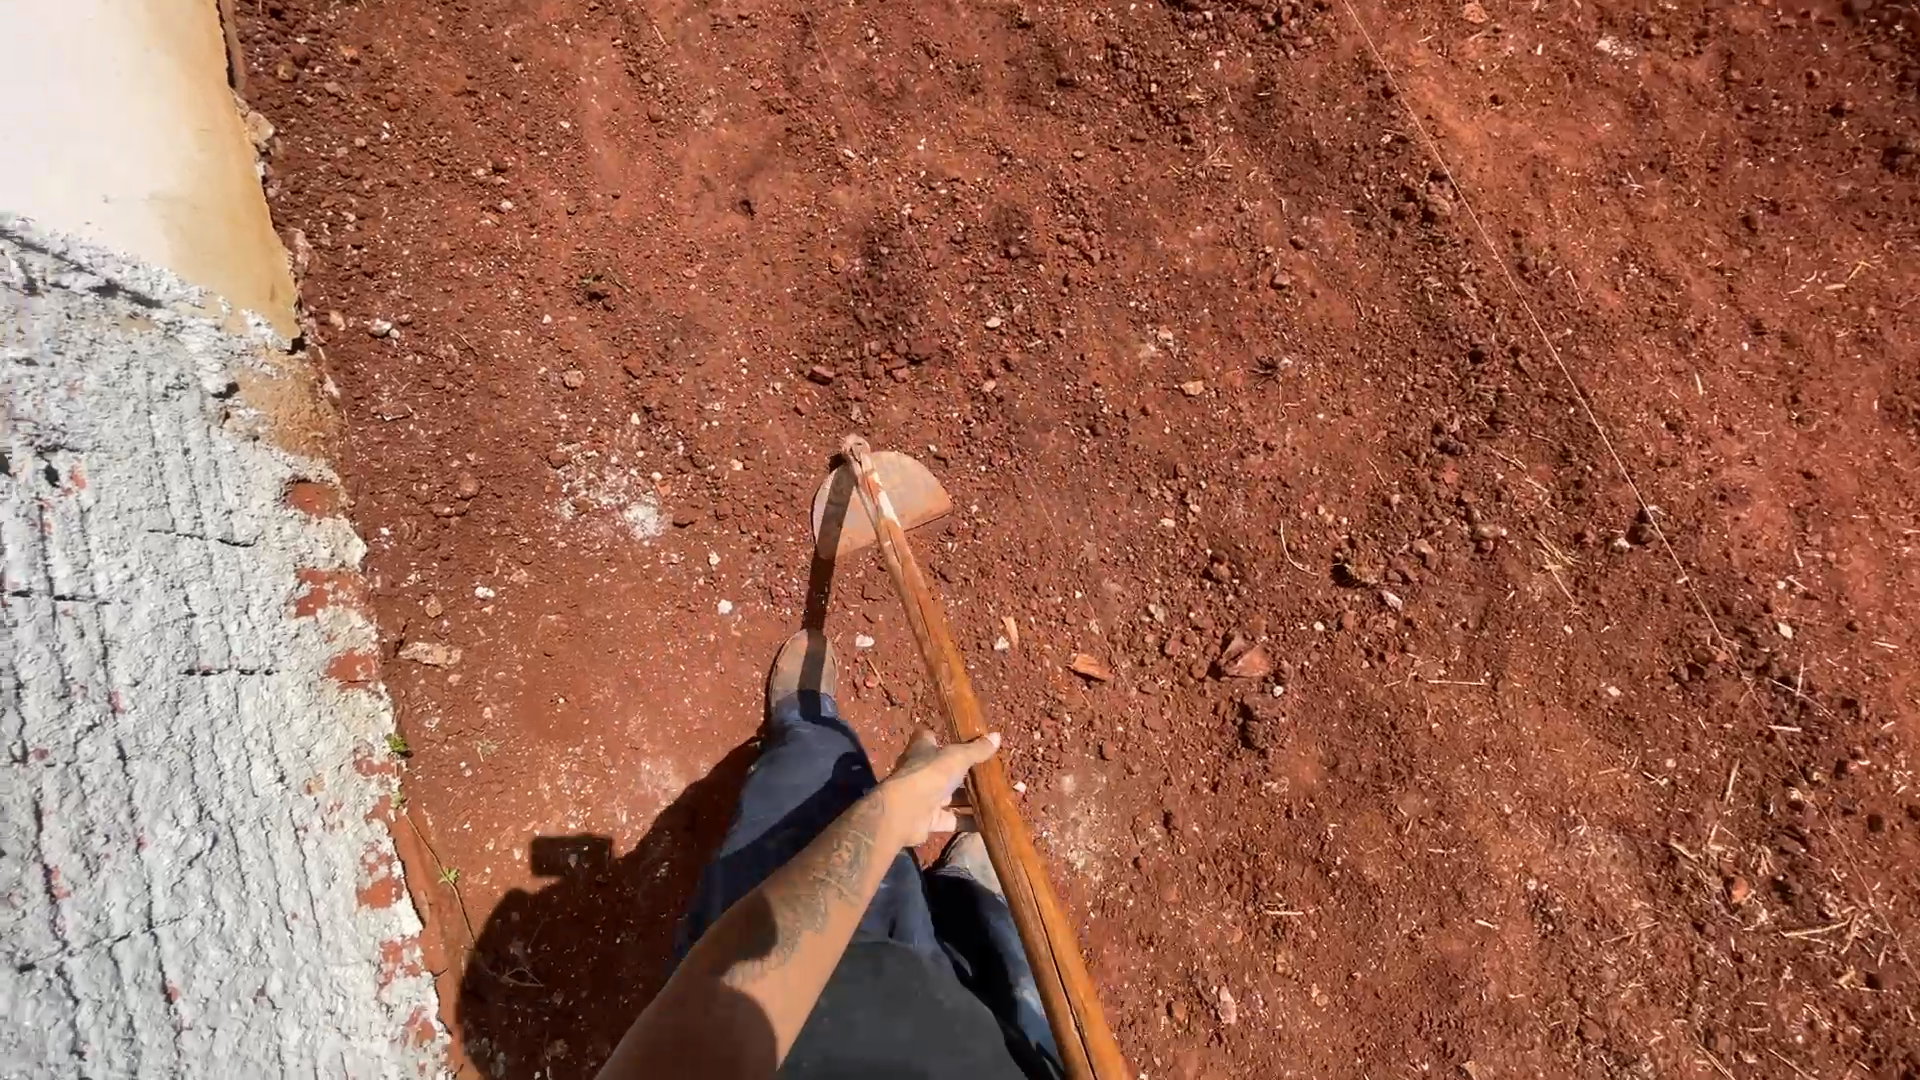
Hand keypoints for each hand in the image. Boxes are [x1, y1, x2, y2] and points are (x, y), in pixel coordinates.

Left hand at [875, 728, 1000, 846]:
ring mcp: (926, 796)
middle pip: (945, 770)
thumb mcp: (957, 757)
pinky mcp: (930, 820)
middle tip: (990, 772)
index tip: (961, 739)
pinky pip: (954, 819)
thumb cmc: (930, 774)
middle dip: (965, 773)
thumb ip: (976, 750)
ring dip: (970, 799)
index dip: (941, 737)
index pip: (929, 738)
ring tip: (996, 798)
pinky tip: (989, 822)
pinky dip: (969, 821)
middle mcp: (922, 772)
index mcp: (922, 750)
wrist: (905, 812)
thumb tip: (996, 736)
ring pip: (952, 796)